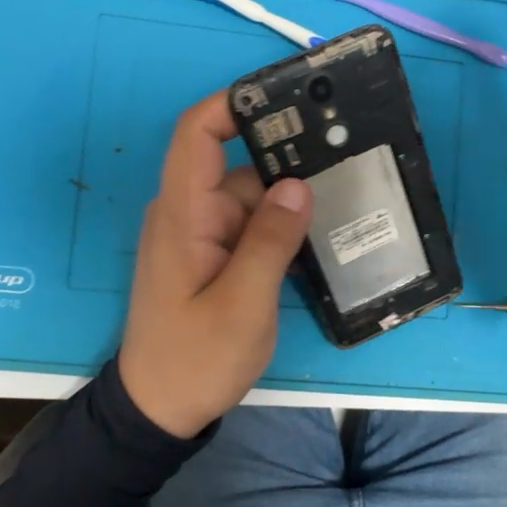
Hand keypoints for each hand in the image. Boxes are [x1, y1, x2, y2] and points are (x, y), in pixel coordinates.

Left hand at [118, 94, 313, 437]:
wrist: (160, 411)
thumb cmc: (194, 359)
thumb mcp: (241, 304)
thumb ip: (269, 242)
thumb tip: (298, 185)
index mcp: (183, 215)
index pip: (196, 135)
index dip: (233, 103)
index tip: (285, 95)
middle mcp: (190, 215)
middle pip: (238, 165)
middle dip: (285, 157)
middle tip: (344, 153)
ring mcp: (202, 238)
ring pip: (252, 199)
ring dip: (290, 198)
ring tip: (346, 193)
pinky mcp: (215, 259)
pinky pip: (252, 228)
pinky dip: (282, 227)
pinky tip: (321, 230)